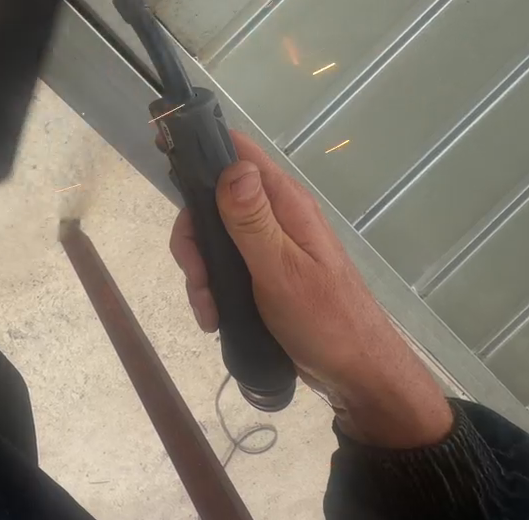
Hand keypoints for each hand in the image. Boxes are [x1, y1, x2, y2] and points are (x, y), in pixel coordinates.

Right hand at [170, 133, 452, 447]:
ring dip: (201, 271)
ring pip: (214, 236)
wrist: (360, 379)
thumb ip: (252, 218)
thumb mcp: (282, 269)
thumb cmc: (326, 322)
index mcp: (284, 201)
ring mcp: (269, 241)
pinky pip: (224, 264)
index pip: (237, 150)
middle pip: (212, 199)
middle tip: (196, 276)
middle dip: (194, 238)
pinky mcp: (264, 269)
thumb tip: (232, 166)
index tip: (168, 166)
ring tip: (207, 309)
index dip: (201, 151)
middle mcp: (275, 213)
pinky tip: (214, 316)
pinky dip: (212, 287)